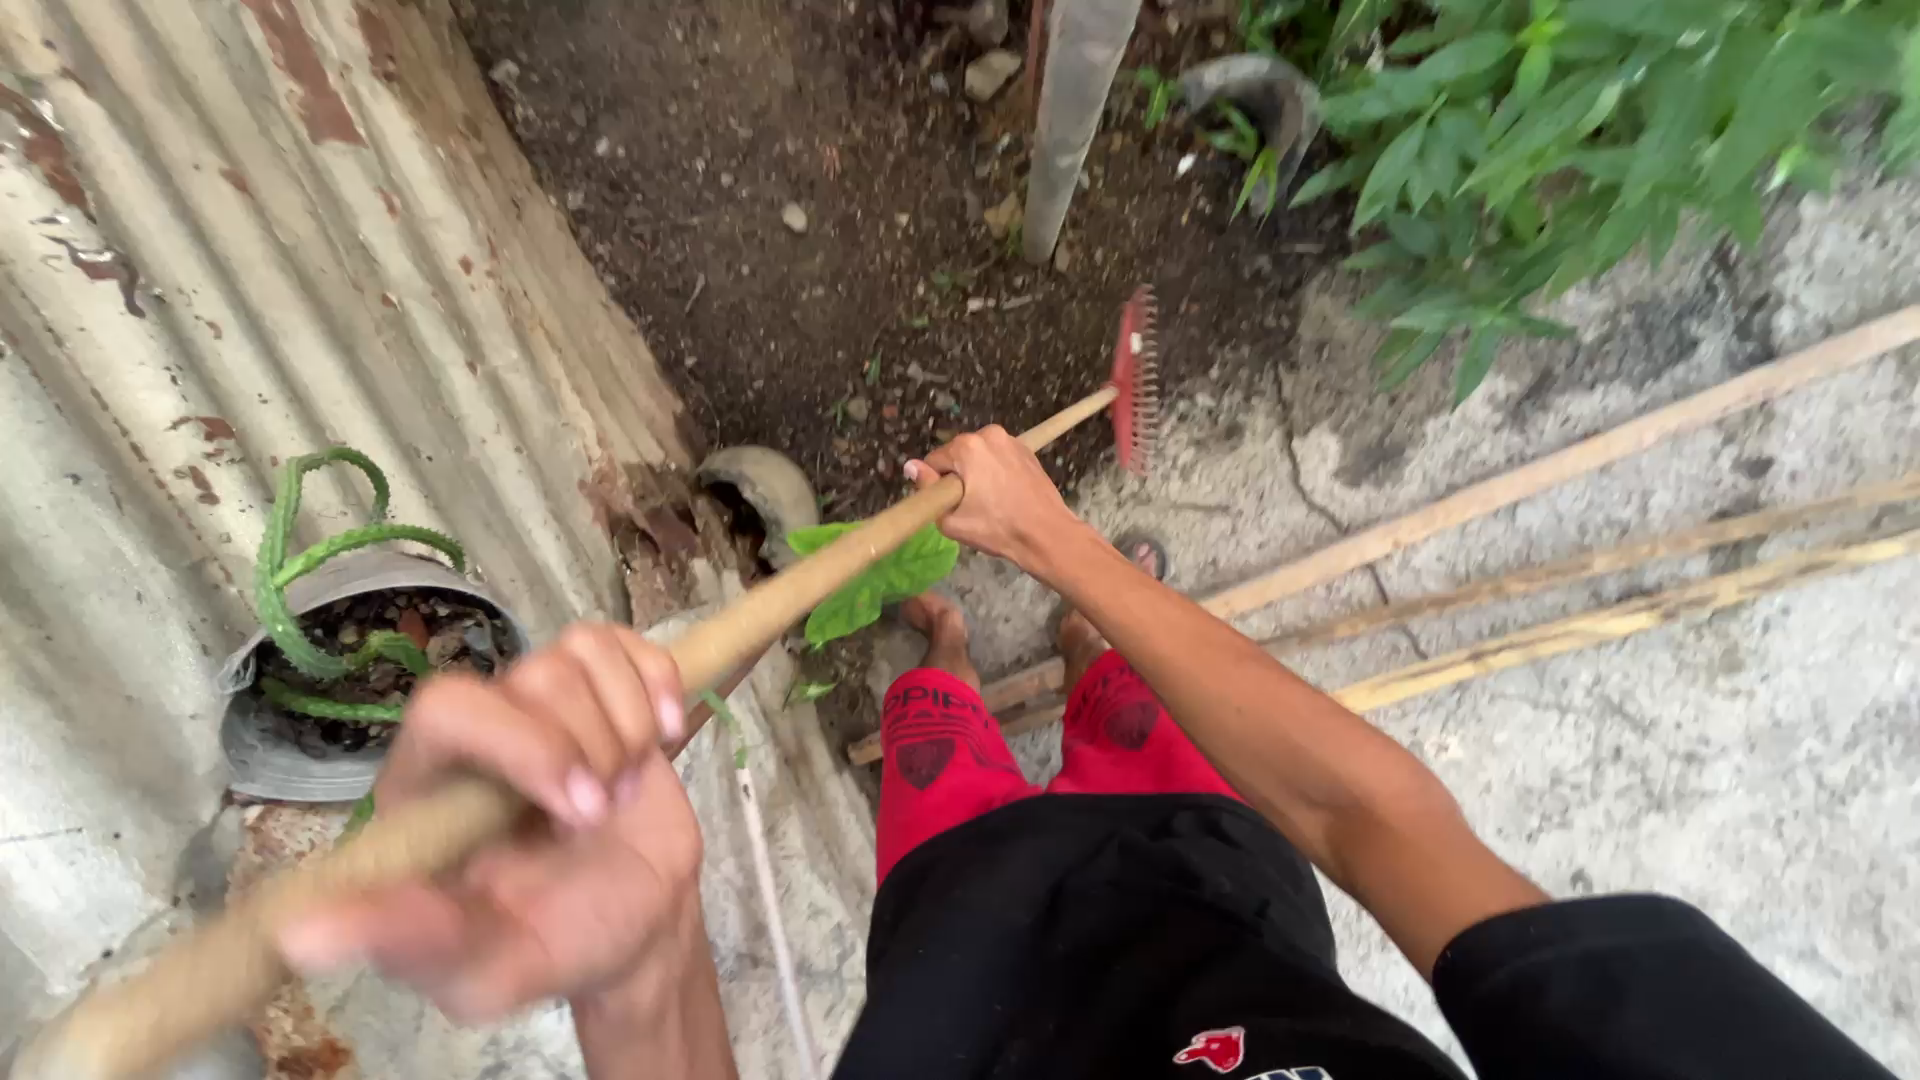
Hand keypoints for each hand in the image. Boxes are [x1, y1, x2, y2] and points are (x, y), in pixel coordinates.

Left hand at [273, 623, 705, 1023]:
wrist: (640, 919)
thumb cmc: (556, 944)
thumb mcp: (483, 970)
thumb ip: (411, 944)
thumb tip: (303, 933)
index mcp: (431, 787)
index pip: (449, 708)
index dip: (523, 740)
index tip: (578, 807)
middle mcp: (487, 729)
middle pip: (537, 675)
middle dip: (593, 744)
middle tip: (605, 812)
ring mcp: (555, 703)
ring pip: (585, 651)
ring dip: (629, 723)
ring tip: (630, 783)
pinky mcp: (614, 690)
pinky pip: (635, 645)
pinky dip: (662, 682)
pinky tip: (667, 733)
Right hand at [906, 424, 1085, 568]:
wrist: (1045, 533)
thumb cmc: (996, 529)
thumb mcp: (951, 518)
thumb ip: (927, 489)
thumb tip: (910, 467)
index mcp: (967, 447)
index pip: (934, 461)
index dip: (935, 485)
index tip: (948, 504)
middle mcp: (989, 434)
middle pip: (957, 455)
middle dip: (957, 476)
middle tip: (970, 505)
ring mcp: (1011, 440)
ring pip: (979, 456)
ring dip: (977, 473)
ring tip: (989, 501)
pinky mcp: (1027, 451)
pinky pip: (999, 458)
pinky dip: (996, 472)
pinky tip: (1005, 494)